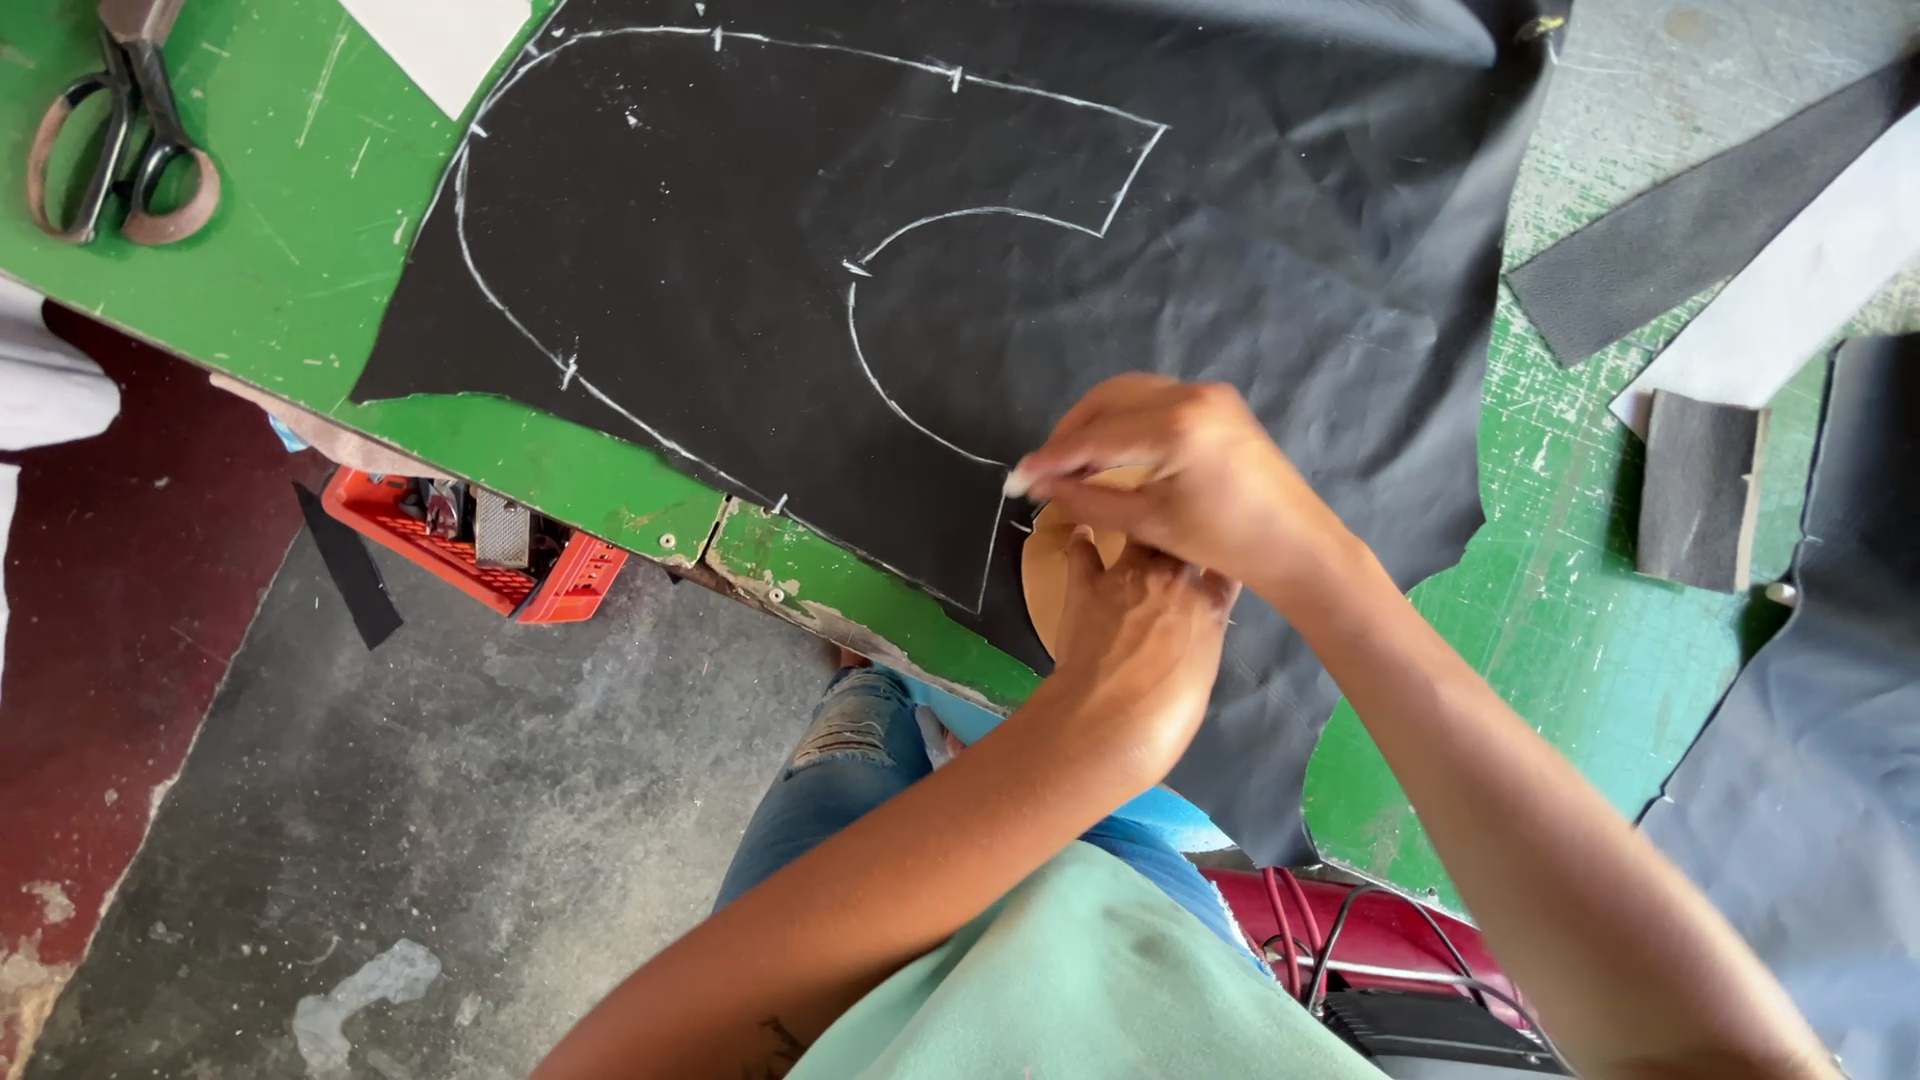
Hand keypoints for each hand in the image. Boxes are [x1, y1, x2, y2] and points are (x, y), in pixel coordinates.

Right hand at [1006, 375, 1357, 605]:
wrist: (1297, 545)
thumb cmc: (1224, 543)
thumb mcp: (1147, 523)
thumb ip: (1086, 499)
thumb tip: (1039, 486)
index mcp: (1174, 428)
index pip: (1094, 436)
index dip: (1050, 457)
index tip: (1017, 477)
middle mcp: (1189, 395)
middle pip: (1106, 400)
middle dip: (1068, 433)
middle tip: (1043, 470)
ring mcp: (1207, 393)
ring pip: (1128, 393)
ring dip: (1094, 423)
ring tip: (1071, 462)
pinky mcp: (1216, 400)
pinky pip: (1153, 398)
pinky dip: (1123, 419)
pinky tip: (1109, 449)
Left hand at [1039, 526, 1238, 788]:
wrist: (1114, 714)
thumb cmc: (1170, 710)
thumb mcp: (1203, 674)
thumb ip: (1201, 641)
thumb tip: (1192, 635)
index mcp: (1211, 607)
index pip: (1223, 570)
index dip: (1219, 557)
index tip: (1217, 550)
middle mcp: (1173, 581)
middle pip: (1181, 542)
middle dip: (1181, 533)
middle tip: (1176, 529)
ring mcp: (1128, 577)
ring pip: (1138, 534)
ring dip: (1139, 526)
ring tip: (1136, 514)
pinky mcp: (1086, 585)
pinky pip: (1084, 551)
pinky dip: (1082, 540)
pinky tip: (1082, 530)